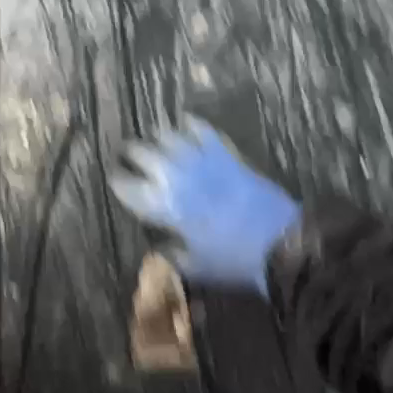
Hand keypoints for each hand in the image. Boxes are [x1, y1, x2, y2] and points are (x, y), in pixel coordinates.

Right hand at [110, 119, 301, 293]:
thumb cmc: (234, 261)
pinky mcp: (222, 151)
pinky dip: (190, 125)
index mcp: (164, 206)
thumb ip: (173, 256)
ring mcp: (198, 158)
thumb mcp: (198, 267)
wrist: (279, 242)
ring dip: (157, 138)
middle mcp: (174, 176)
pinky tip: (186, 125)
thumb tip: (159, 248)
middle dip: (131, 154)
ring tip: (155, 140)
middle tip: (128, 156)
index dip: (118, 182)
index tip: (114, 179)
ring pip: (166, 135)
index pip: (129, 188)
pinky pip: (200, 129)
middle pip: (142, 154)